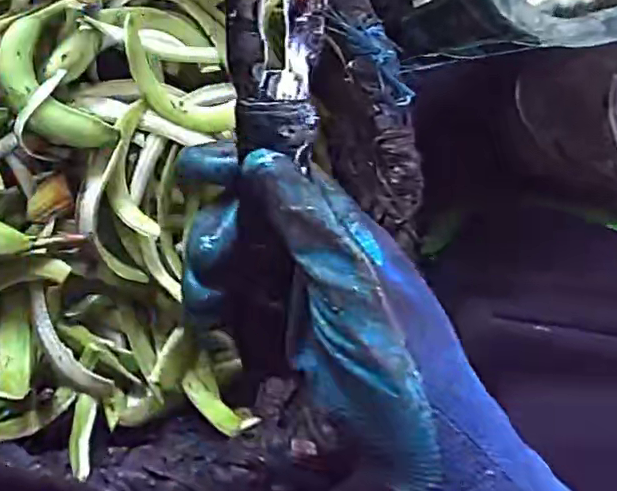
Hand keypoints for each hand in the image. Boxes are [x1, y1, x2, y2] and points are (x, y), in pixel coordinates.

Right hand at [179, 144, 568, 490]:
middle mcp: (304, 250)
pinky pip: (219, 296)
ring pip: (222, 253)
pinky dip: (206, 304)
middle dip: (216, 230)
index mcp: (335, 230)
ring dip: (205, 270)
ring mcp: (282, 289)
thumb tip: (259, 156)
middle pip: (239, 213)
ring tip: (211, 301)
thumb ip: (309, 225)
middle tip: (214, 258)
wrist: (420, 470)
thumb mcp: (356, 290)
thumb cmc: (402, 370)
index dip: (235, 163)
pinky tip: (211, 323)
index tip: (196, 169)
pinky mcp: (263, 327)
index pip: (278, 173)